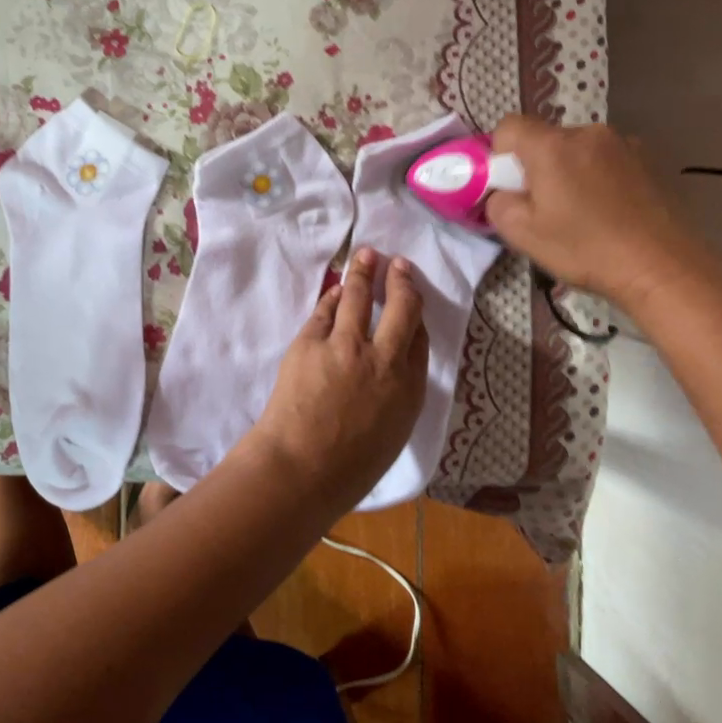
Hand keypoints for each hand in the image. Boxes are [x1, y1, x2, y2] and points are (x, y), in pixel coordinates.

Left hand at [244, 248, 429, 514]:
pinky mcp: (310, 341)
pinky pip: (325, 311)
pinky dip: (332, 296)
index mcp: (409, 388)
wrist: (301, 468)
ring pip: (358, 297)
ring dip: (363, 272)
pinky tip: (334, 289)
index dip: (415, 315)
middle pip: (400, 307)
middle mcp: (384, 359)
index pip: (420, 339)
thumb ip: (398, 395)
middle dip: (401, 281)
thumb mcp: (393, 433)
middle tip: (399, 264)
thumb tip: (391, 369)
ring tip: (366, 254)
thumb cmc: (348, 467)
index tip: (411, 300)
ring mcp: (345, 345)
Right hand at [486, 114, 717, 310]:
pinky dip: (598, 177)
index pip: (508, 126)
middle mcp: (588, 133)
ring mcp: (624, 144)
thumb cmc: (586, 249)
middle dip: (536, 165)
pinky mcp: (649, 160)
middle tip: (544, 207)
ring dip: (569, 171)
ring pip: (577, 150)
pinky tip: (609, 211)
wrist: (665, 268)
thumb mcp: (521, 233)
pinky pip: (605, 160)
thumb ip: (497, 201)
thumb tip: (504, 192)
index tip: (511, 188)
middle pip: (545, 138)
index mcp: (552, 146)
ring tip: (581, 212)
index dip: (500, 154)